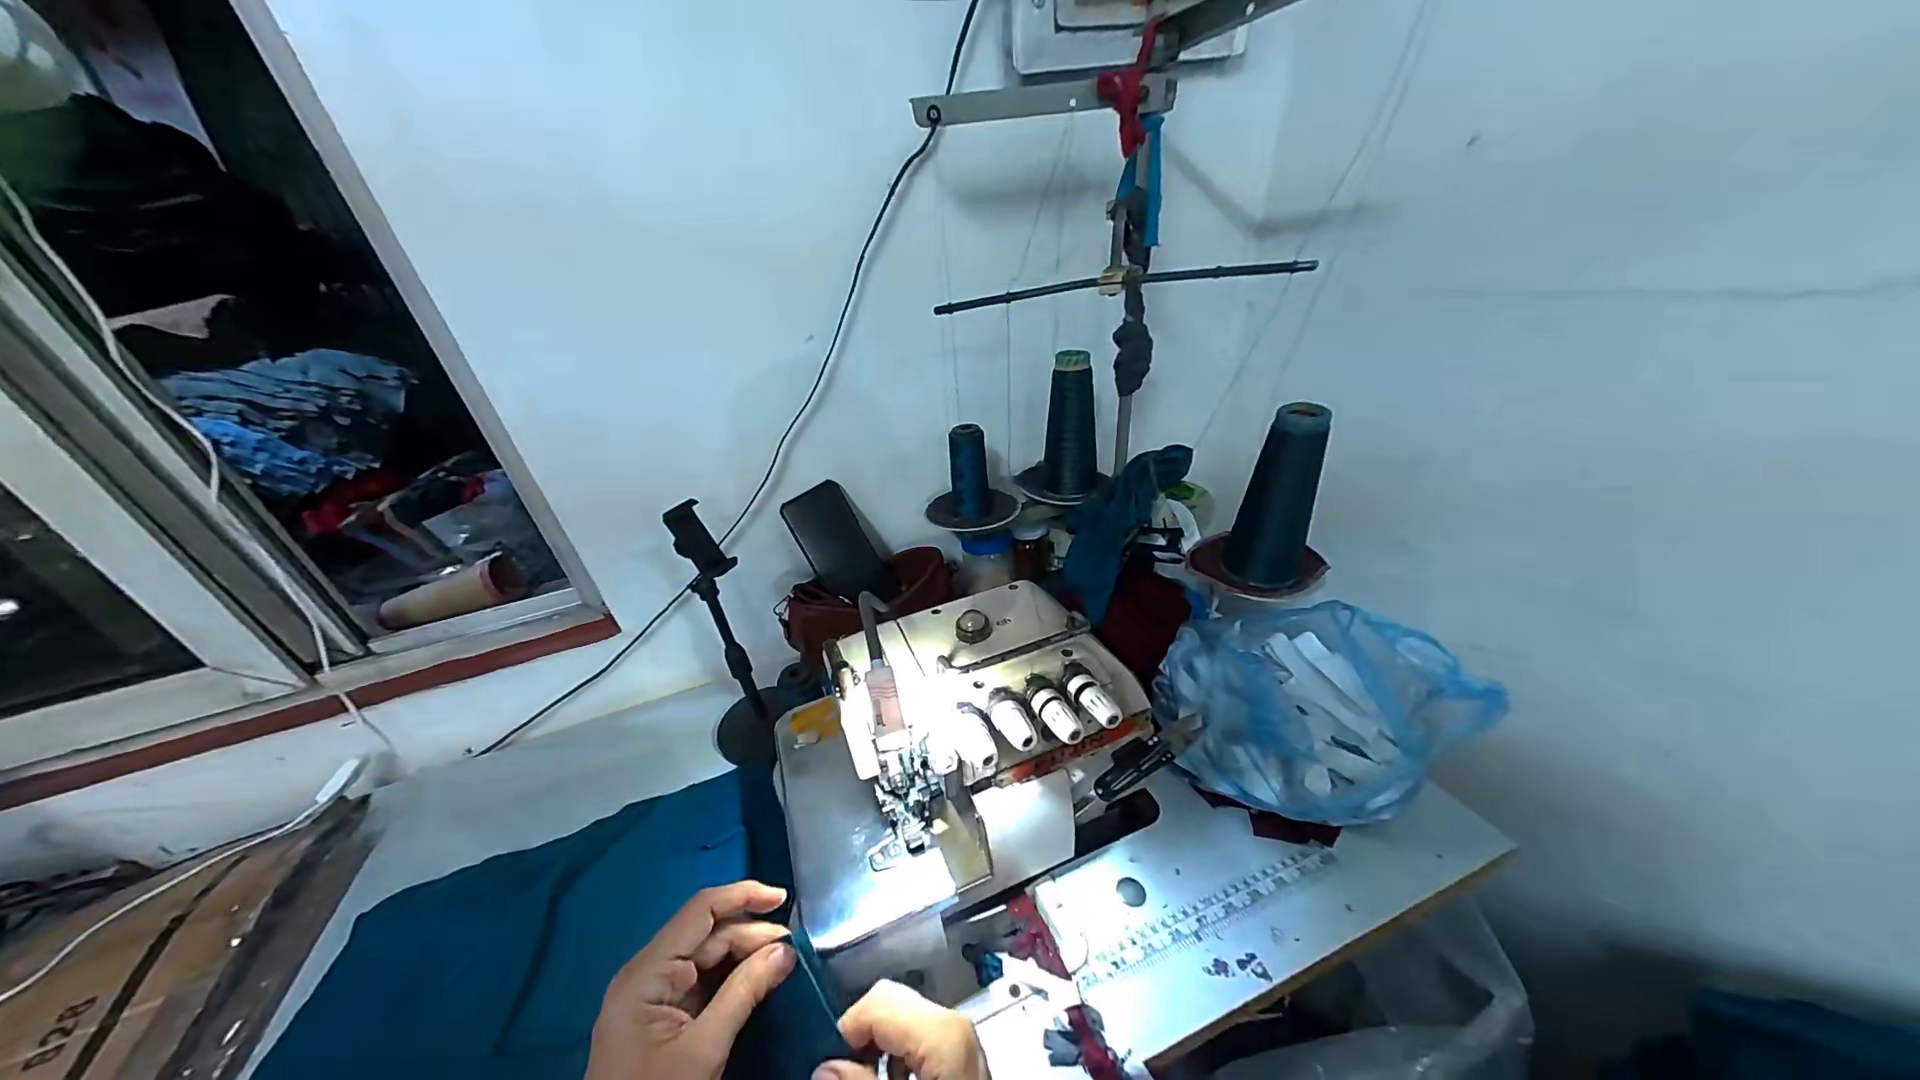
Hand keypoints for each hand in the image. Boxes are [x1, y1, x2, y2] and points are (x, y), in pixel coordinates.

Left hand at [585, 881, 795, 1079]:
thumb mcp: (703, 1049)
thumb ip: (744, 992)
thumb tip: (785, 951)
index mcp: (647, 973)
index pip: (701, 911)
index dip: (743, 896)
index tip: (783, 899)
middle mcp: (648, 974)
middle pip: (708, 934)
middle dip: (752, 933)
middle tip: (793, 950)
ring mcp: (653, 997)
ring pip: (709, 956)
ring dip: (746, 954)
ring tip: (783, 962)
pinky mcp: (662, 1019)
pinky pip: (703, 982)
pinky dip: (734, 977)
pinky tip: (760, 980)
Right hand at [813, 979, 990, 1079]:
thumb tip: (826, 1068)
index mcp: (946, 1037)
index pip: (881, 1001)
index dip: (846, 1031)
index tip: (826, 1070)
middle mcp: (959, 1033)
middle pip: (895, 1006)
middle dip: (862, 1040)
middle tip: (841, 1078)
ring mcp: (967, 1050)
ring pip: (908, 1025)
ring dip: (879, 1053)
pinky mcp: (966, 1068)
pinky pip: (925, 1047)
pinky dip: (902, 1064)